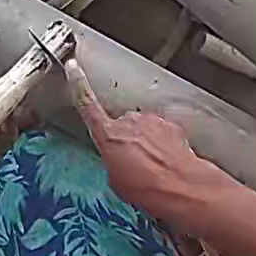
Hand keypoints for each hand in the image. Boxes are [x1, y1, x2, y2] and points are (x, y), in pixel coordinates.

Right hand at [65, 57, 227, 229]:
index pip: (87, 104)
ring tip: (153, 168)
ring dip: (146, 143)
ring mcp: (152, 121)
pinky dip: (163, 145)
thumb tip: (120, 160)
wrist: (182, 187)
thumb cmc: (148, 188)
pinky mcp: (171, 125)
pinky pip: (162, 133)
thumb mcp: (117, 182)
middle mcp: (129, 121)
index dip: (78, 85)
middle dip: (126, 140)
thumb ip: (113, 162)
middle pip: (121, 125)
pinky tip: (167, 162)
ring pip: (143, 128)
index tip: (73, 67)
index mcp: (108, 135)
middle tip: (133, 164)